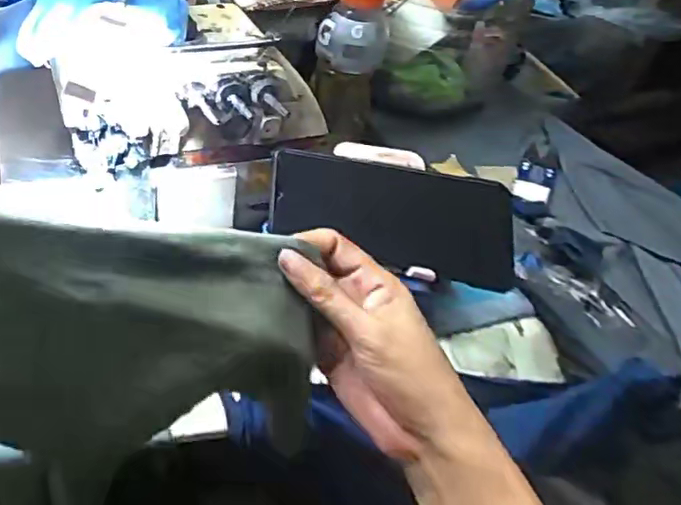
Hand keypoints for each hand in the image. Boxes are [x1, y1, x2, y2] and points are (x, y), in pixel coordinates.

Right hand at [277, 230, 490, 464]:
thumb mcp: (369, 330)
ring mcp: (338, 326)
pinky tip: (265, 319)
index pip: (334, 246)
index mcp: (371, 282)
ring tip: (255, 290)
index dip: (308, 241)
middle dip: (290, 267)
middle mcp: (352, 298)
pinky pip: (301, 329)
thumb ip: (326, 294)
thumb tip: (288, 256)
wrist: (425, 438)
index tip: (278, 248)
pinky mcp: (326, 353)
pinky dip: (285, 325)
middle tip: (258, 268)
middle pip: (315, 269)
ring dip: (284, 295)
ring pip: (304, 298)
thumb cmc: (411, 374)